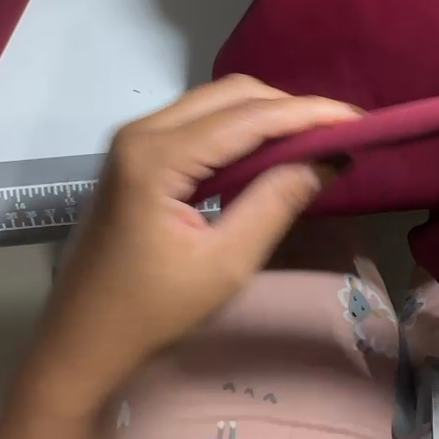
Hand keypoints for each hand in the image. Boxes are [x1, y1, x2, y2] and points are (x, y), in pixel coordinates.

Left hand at [17, 76, 360, 416]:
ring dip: (265, 114)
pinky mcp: (135, 154)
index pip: (248, 117)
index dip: (308, 114)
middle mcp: (140, 131)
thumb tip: (327, 159)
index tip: (359, 121)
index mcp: (156, 157)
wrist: (79, 344)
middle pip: (231, 95)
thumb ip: (276, 203)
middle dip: (289, 108)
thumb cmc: (151, 313)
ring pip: (215, 102)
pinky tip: (269, 149)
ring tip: (314, 139)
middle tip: (339, 132)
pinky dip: (239, 128)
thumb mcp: (226, 264)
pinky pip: (198, 122)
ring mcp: (133, 139)